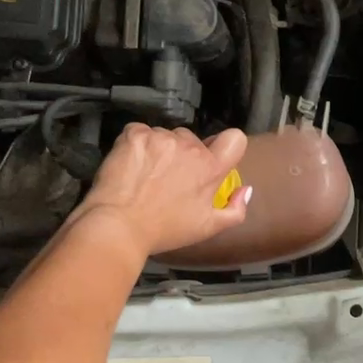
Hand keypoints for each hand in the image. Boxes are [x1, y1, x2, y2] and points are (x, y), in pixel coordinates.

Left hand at [63, 124, 250, 257]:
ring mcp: (161, 138)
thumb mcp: (208, 229)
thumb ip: (236, 210)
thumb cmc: (164, 230)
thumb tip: (245, 189)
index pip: (235, 138)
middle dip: (184, 154)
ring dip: (160, 150)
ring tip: (146, 174)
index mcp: (211, 168)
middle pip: (192, 139)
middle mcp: (190, 147)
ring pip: (165, 136)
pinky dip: (137, 144)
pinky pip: (141, 132)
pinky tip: (131, 164)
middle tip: (168, 178)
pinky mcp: (134, 135)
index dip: (225, 146)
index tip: (211, 157)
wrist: (117, 226)